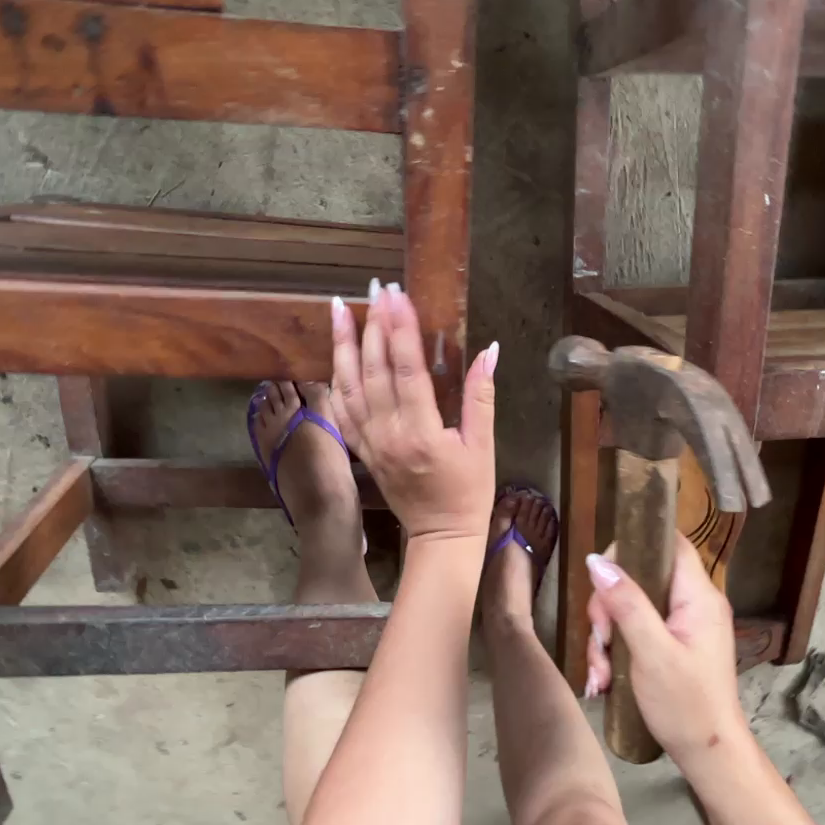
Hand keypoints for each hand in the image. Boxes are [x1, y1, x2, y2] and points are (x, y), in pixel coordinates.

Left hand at [328, 280, 496, 542]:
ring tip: (339, 309)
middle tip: (375, 289)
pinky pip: (342, 410)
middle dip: (373, 326)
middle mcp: (389, 434)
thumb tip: (489, 350)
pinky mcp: (362, 450)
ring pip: (348, 386)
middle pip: (373, 370)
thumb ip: (481, 397)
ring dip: (343, 345)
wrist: (441, 536)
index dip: (401, 329)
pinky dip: (336, 379)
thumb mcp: (483, 445)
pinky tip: (336, 355)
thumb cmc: (468, 492)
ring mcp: (370, 442)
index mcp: (421, 432)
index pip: (406, 369)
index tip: (398, 295)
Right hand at [584, 539, 746, 760]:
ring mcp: (682, 625)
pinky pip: (636, 631)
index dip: (633, 546)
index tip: (603, 574)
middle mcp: (693, 602)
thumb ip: (627, 604)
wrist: (708, 754)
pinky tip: (606, 679)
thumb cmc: (686, 705)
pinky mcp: (672, 644)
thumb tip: (597, 560)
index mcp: (698, 596)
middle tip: (601, 640)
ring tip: (602, 673)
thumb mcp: (651, 652)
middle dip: (609, 607)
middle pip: (639, 577)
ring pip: (630, 607)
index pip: (668, 542)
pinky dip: (617, 651)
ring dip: (607, 638)